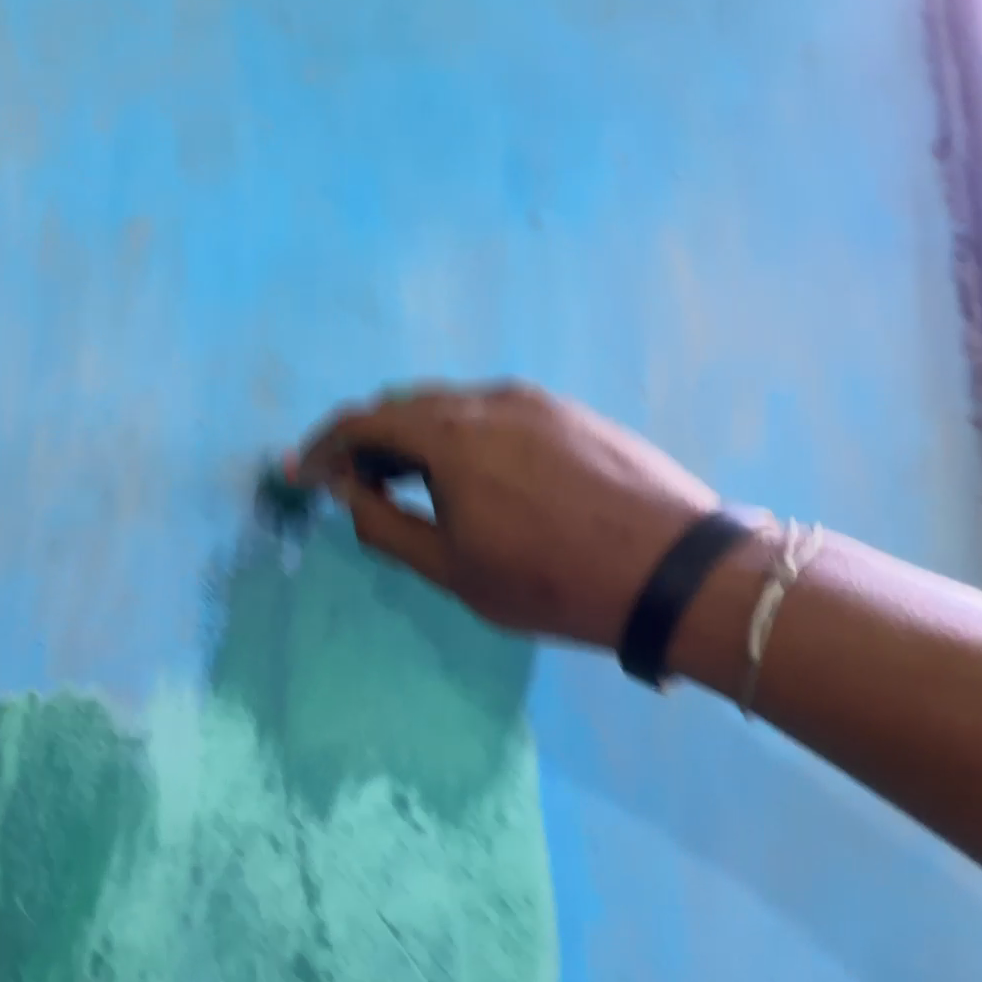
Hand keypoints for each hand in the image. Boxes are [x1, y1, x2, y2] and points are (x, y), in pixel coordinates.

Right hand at [294, 382, 725, 648]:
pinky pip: (490, 411)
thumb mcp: (448, 568)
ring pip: (448, 406)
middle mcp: (486, 401)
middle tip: (354, 486)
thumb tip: (344, 491)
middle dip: (364, 442)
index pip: (361, 422)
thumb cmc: (548, 580)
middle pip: (401, 406)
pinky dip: (456, 435)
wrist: (677, 574)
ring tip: (409, 484)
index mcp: (449, 436)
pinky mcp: (568, 412)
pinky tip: (470, 475)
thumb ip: (381, 524)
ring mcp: (533, 402)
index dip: (322, 447)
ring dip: (412, 438)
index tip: (303, 474)